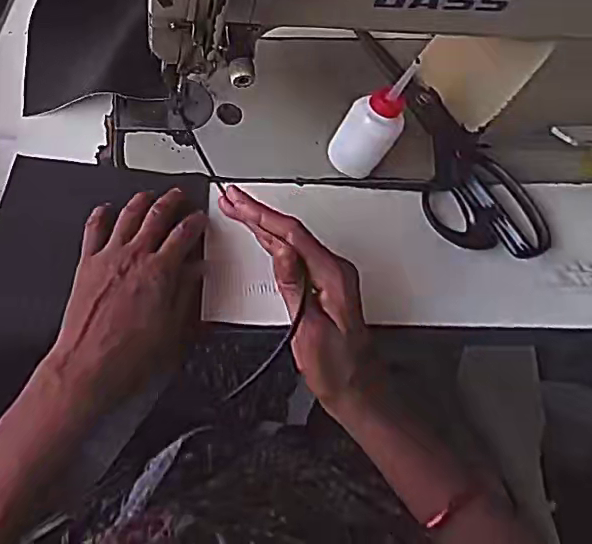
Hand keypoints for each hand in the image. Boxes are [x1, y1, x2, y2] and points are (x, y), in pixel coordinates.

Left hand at [41, 189, 206, 408]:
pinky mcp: (87, 262)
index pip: (184, 234)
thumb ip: (186, 295)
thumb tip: (197, 273)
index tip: (199, 219)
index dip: (195, 222)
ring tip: (149, 196)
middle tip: (179, 197)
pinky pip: (94, 228)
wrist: (87, 367)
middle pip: (157, 215)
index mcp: (159, 273)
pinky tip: (106, 209)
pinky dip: (101, 214)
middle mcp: (134, 257)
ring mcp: (109, 256)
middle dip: (172, 201)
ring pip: (128, 214)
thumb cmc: (127, 358)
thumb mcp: (172, 332)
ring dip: (141, 201)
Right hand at [219, 184, 382, 415]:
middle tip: (231, 198)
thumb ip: (294, 286)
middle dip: (257, 211)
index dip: (261, 214)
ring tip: (238, 208)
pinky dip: (272, 239)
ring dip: (262, 222)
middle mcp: (333, 269)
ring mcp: (328, 274)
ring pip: (291, 238)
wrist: (359, 393)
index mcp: (332, 275)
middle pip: (290, 230)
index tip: (239, 202)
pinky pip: (294, 251)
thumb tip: (281, 250)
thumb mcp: (310, 330)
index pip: (291, 234)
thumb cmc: (338, 369)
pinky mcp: (322, 282)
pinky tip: (260, 233)